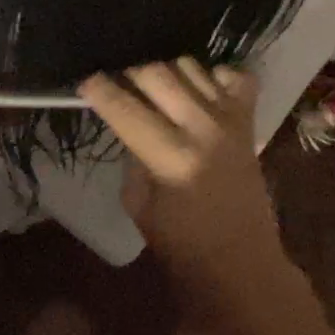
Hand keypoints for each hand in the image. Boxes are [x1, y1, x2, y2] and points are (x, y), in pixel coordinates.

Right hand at [79, 59, 286, 282]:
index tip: (84, 80)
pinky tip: (199, 91)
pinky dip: (214, 75)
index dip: (99, 89)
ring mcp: (230, 119)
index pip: (125, 108)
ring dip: (166, 70)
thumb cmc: (184, 248)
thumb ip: (132, 157)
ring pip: (190, 66)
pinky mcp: (249, 120)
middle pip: (157, 73)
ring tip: (154, 85)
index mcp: (172, 158)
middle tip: (117, 80)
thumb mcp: (139, 207)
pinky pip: (233, 75)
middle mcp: (203, 129)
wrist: (244, 268)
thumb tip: (125, 118)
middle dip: (129, 71)